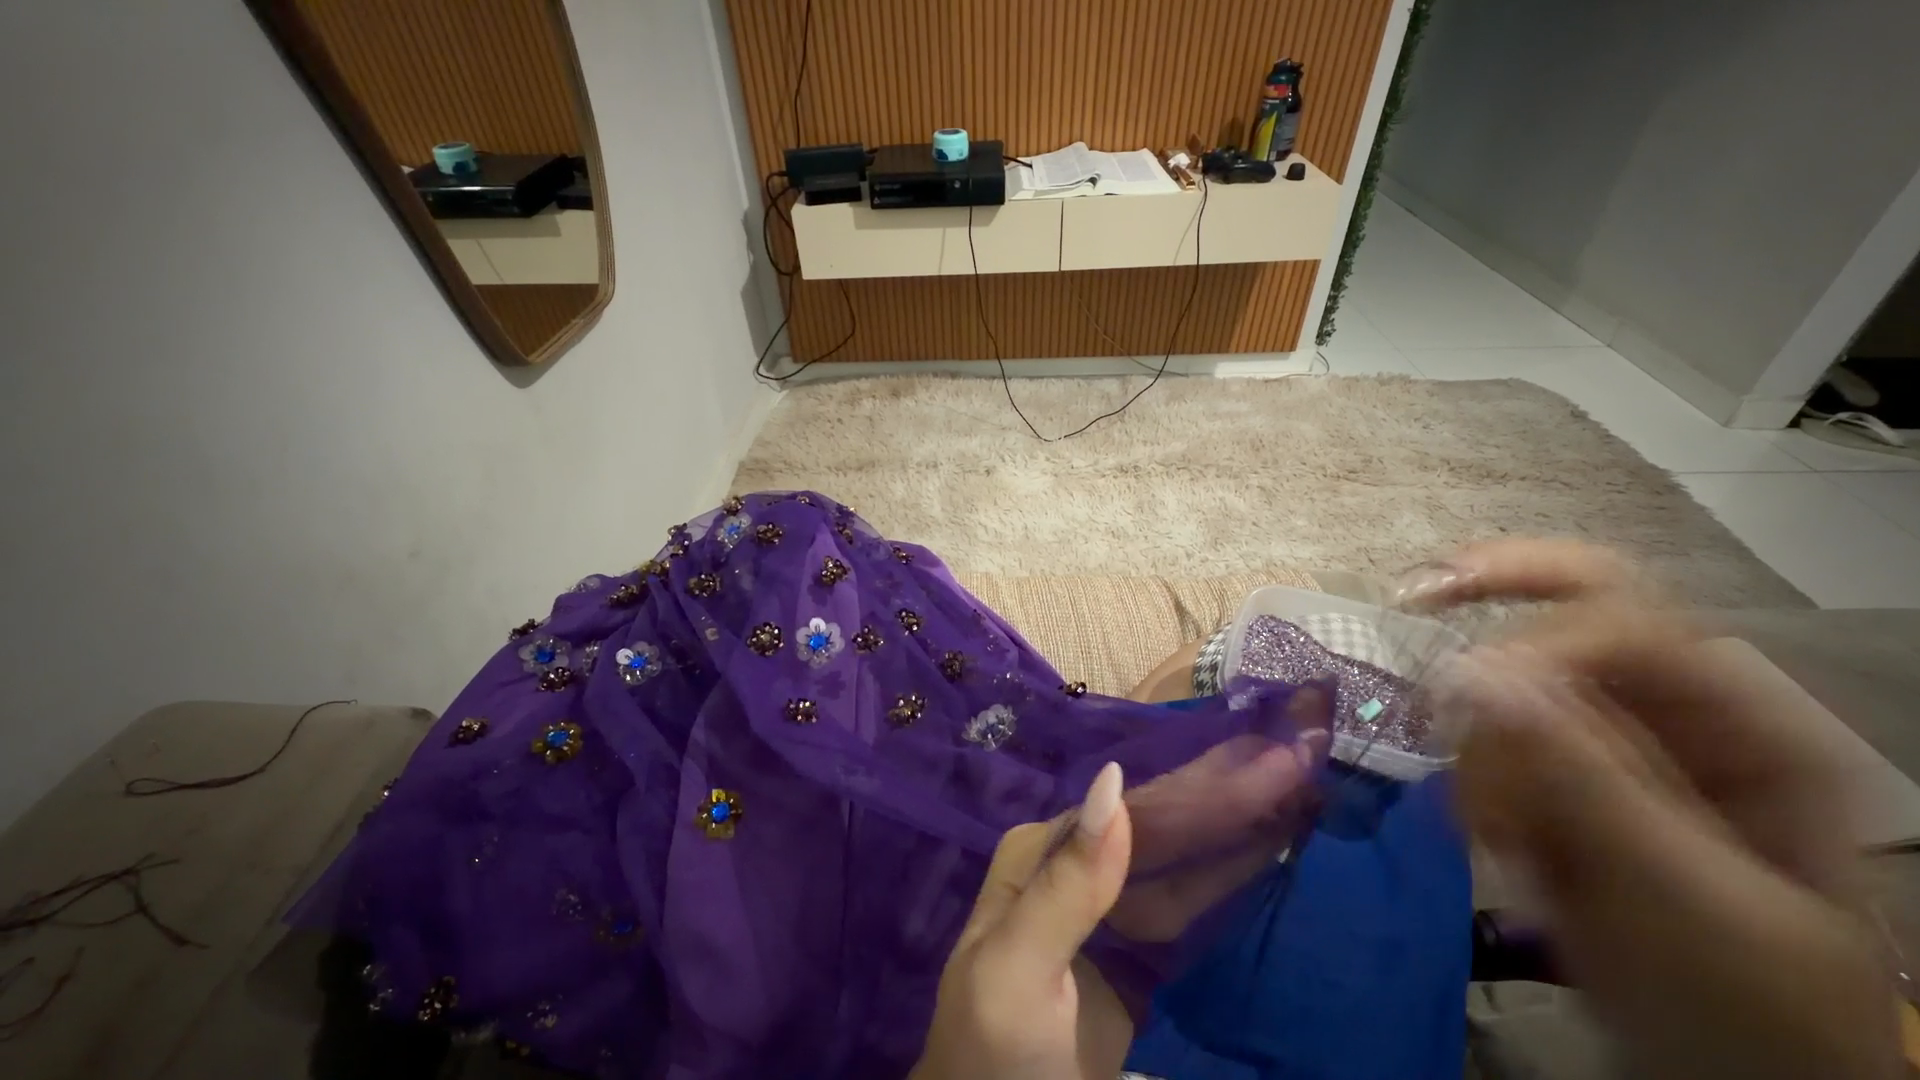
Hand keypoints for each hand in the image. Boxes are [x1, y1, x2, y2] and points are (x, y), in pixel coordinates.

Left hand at [913, 692, 1326, 1079]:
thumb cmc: (996, 1049)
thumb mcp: (1017, 968)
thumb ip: (1065, 883)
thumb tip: (1113, 778)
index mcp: (1041, 854)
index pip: (1135, 809)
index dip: (1204, 783)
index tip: (1271, 752)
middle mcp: (1077, 866)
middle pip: (1164, 823)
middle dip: (1231, 789)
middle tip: (1304, 749)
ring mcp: (1110, 908)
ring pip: (1184, 855)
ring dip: (1239, 822)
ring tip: (1301, 783)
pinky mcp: (1138, 953)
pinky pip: (1191, 901)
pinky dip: (1231, 871)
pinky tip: (1270, 844)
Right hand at [1410, 539, 1901, 1079]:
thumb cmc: (1744, 1001)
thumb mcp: (1679, 890)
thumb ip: (1582, 775)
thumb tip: (1469, 671)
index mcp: (1740, 722)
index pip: (1621, 615)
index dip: (1533, 632)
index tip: (1459, 686)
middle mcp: (1668, 717)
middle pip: (1549, 636)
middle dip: (1486, 674)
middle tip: (1417, 665)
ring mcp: (1602, 753)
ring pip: (1502, 700)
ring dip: (1479, 757)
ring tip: (1497, 837)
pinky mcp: (1552, 790)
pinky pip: (1484, 754)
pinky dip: (1471, 790)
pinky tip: (1497, 845)